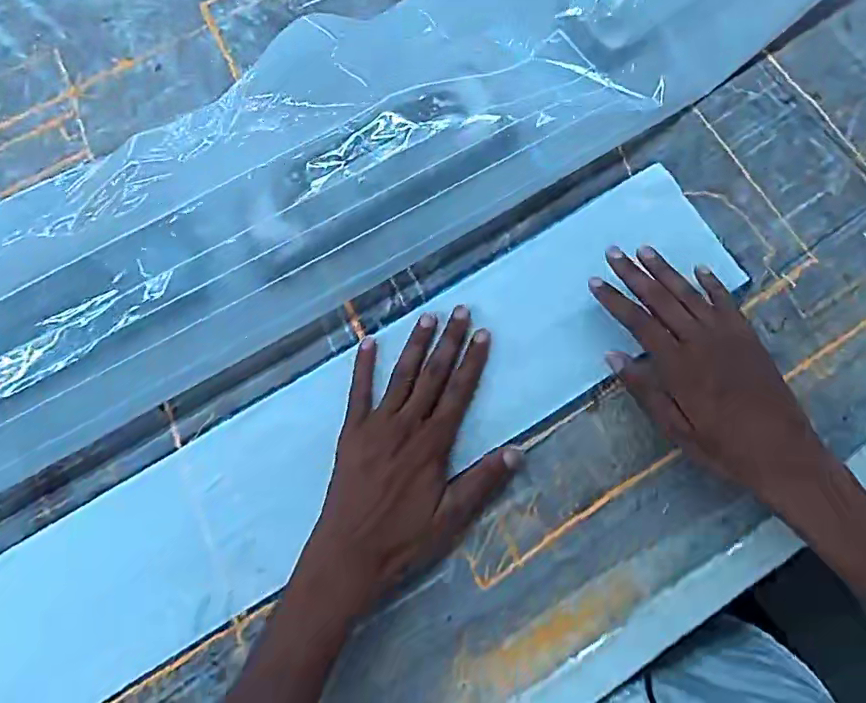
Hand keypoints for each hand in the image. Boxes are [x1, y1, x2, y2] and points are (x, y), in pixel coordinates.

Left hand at [228, 308, 519, 702]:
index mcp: (432, 444)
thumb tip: (517, 451)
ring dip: (415, 345)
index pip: (458, 393)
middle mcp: (406, 426)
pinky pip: (358, 392)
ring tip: (426, 318)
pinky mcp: (351, 432)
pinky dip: (363, 366)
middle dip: (448, 342)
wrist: (348, 554)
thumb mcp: (451, 519)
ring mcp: (376, 425)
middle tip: (459, 311)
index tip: (482, 334)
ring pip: (401, 376)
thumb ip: (482, 482)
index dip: (472, 362)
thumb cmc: (403, 539)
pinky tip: (368, 342)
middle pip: (432, 376)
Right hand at [590, 246, 833, 508]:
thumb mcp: (676, 428)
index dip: (615, 300)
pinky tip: (699, 269)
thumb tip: (612, 356)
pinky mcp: (748, 337)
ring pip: (689, 294)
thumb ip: (644, 389)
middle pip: (660, 299)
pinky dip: (712, 283)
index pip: (638, 322)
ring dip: (665, 270)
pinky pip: (726, 302)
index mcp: (678, 365)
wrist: (785, 455)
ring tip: (645, 250)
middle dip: (634, 274)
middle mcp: (699, 341)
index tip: (596, 282)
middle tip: (614, 252)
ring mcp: (726, 336)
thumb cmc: (724, 448)